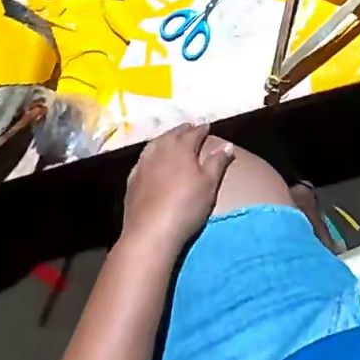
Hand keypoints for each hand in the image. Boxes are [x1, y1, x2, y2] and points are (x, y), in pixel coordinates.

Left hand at [121, 124, 234, 250]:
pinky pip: (144, 158)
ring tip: (172, 139)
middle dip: (183, 130)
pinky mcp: (132, 179)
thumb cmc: (186, 206)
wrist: (150, 233)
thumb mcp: (209, 184)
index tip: (207, 126)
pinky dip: (152, 154)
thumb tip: (227, 145)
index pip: (194, 133)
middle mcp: (160, 150)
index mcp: (181, 148)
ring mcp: (143, 164)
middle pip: (173, 134)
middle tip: (191, 128)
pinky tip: (153, 160)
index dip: (202, 129)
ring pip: (156, 144)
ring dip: (166, 139)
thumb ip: (217, 162)